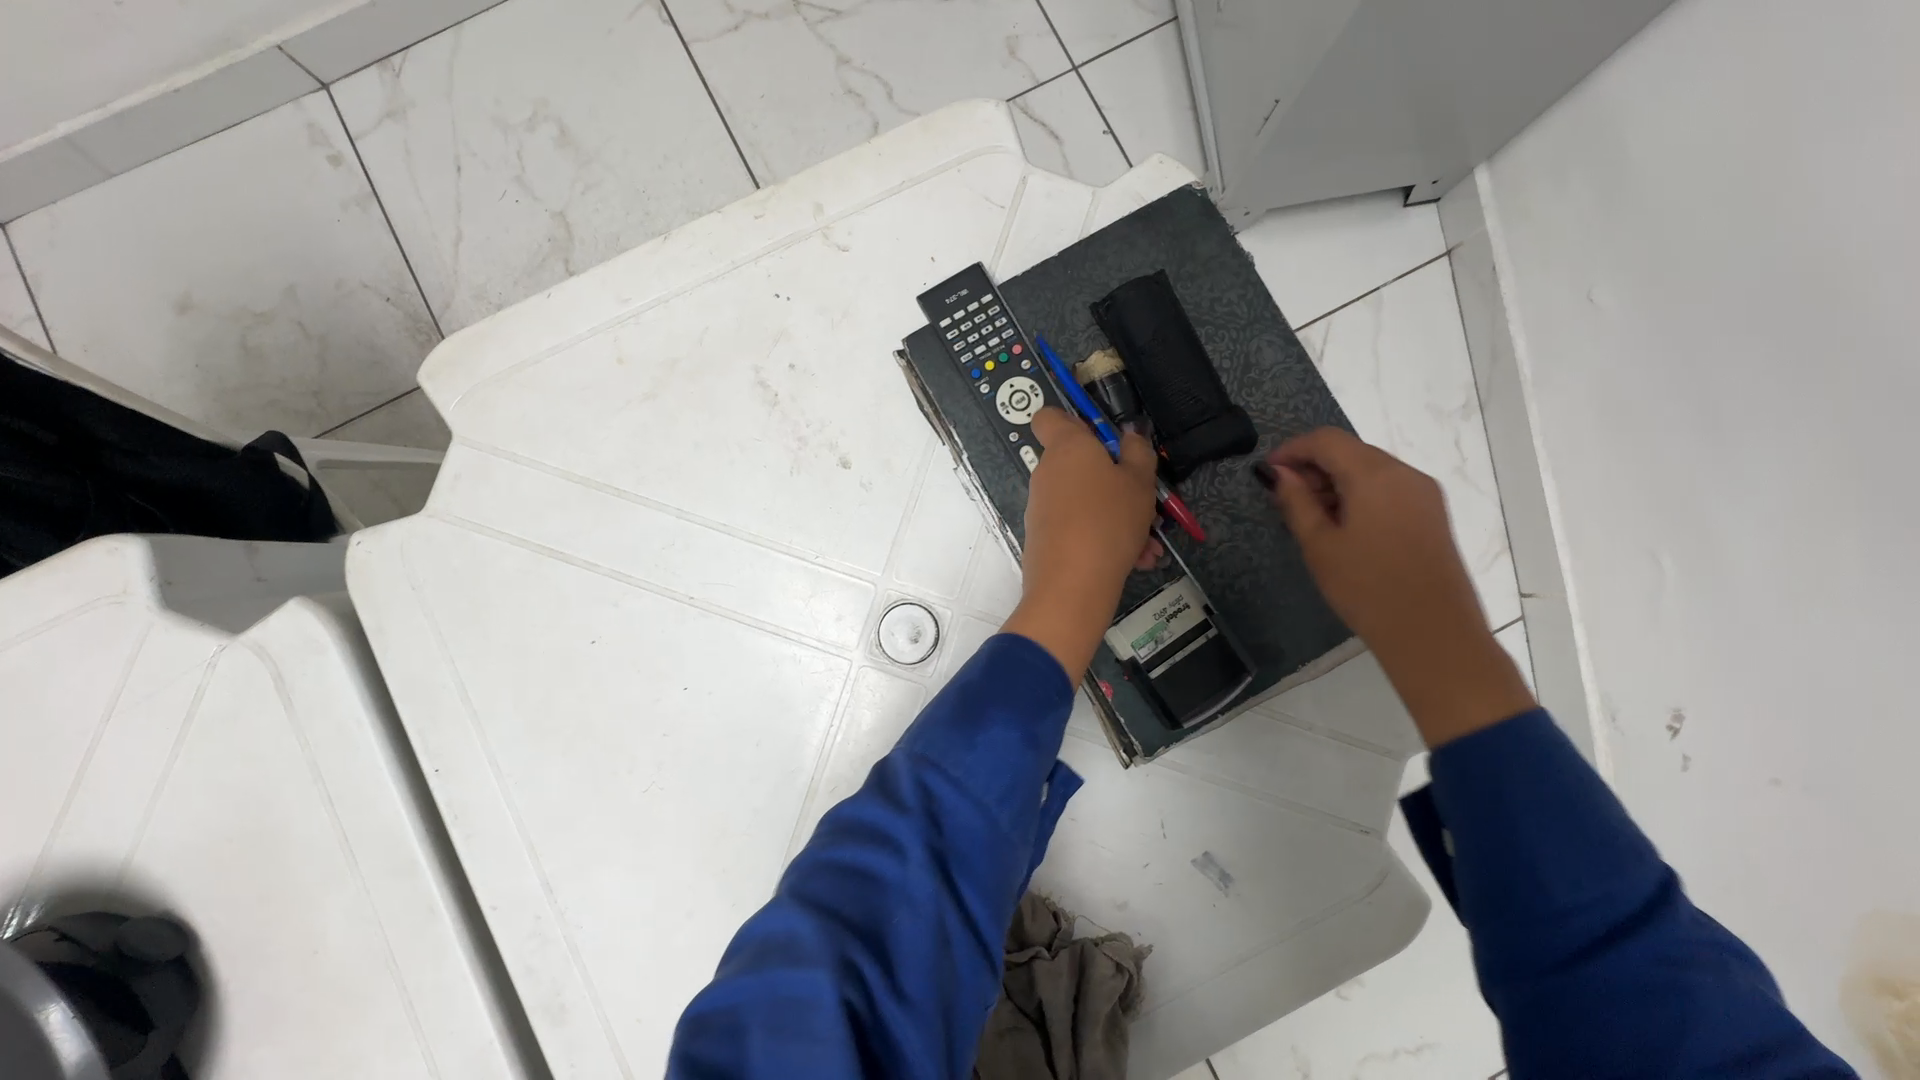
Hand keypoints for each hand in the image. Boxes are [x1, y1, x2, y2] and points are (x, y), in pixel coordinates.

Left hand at [1002, 408, 1160, 681]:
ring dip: (1119, 518)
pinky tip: (1136, 562)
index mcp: (1067, 447)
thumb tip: (1129, 435)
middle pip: (1080, 464)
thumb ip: (1138, 452)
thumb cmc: (1109, 520)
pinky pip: (1080, 527)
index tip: (1103, 438)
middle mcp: (1047, 472)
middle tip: (1145, 502)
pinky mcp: (1044, 537)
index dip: (1073, 420)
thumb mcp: (1139, 482)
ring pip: (1087, 502)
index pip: (1049, 417)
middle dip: (1115, 481)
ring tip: (1149, 546)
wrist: (1071, 585)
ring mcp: (1043, 506)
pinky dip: (1105, 539)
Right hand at [1258, 428, 1533, 746]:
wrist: (1433, 632)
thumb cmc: (1367, 588)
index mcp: (1374, 474)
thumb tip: (1282, 475)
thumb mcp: (1319, 545)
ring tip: (1310, 515)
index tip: (1267, 472)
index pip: (1326, 440)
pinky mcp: (1431, 514)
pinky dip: (1359, 494)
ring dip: (1336, 481)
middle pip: (1351, 451)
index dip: (1292, 449)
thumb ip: (1297, 502)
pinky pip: (1388, 489)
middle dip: (1313, 466)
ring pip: (1370, 470)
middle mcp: (1404, 473)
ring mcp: (1423, 493)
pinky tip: (1343, 526)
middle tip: (1284, 497)